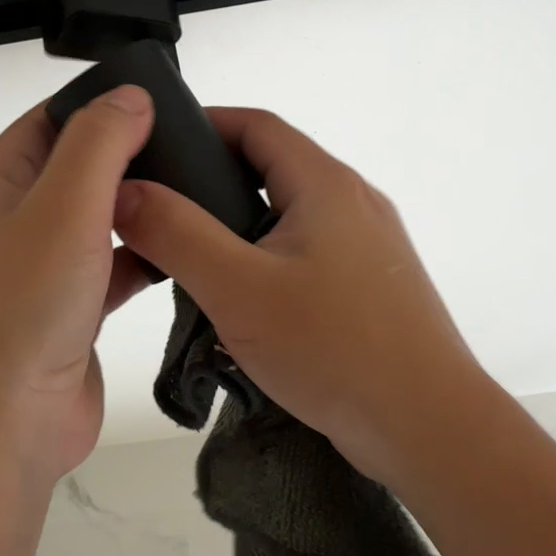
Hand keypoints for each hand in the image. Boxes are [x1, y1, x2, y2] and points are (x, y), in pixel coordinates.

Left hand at [0, 85, 156, 482]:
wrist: (5, 426)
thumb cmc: (21, 309)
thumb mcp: (62, 206)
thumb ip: (99, 143)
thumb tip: (130, 96)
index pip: (46, 122)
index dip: (96, 106)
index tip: (154, 100)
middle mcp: (7, 221)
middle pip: (73, 168)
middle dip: (125, 157)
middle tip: (186, 145)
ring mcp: (35, 269)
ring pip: (94, 219)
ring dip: (135, 208)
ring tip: (192, 193)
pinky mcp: (65, 310)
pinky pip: (108, 267)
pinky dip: (140, 256)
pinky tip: (179, 250)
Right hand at [113, 107, 483, 479]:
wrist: (432, 431)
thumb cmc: (335, 349)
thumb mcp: (238, 288)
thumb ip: (176, 233)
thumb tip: (123, 189)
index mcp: (325, 183)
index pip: (255, 124)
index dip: (202, 124)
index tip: (153, 147)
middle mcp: (353, 200)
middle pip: (272, 165)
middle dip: (212, 176)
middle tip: (159, 206)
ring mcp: (369, 244)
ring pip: (288, 211)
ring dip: (237, 221)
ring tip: (188, 253)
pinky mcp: (372, 285)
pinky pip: (306, 248)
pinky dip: (265, 254)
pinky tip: (240, 295)